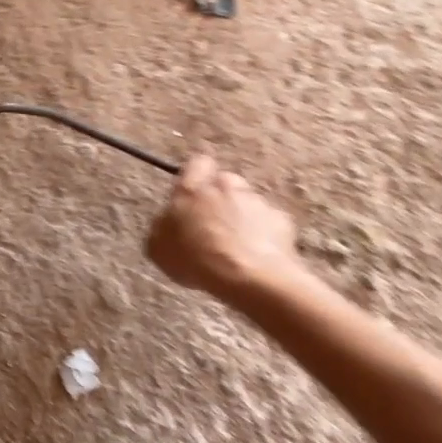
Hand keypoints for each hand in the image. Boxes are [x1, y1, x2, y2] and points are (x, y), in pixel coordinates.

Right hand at [146, 155, 302, 299]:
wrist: (251, 279)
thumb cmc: (196, 258)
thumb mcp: (158, 246)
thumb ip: (164, 226)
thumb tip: (170, 223)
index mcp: (192, 188)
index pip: (196, 163)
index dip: (195, 175)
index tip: (192, 193)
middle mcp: (226, 187)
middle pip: (224, 182)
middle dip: (220, 197)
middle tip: (213, 224)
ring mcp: (257, 203)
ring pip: (248, 203)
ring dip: (242, 218)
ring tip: (237, 247)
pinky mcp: (283, 222)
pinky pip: (270, 224)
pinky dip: (264, 235)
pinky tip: (257, 256)